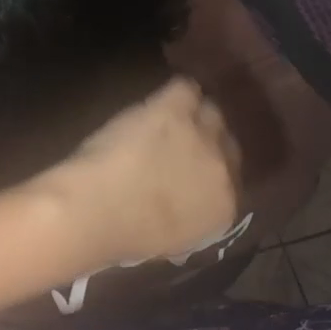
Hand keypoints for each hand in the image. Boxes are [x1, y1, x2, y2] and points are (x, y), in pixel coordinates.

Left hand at [27, 78, 239, 266]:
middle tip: (183, 142)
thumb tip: (182, 211)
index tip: (193, 170)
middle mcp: (222, 169)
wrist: (101, 207)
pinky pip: (186, 88)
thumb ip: (188, 220)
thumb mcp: (171, 240)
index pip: (230, 181)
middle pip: (226, 143)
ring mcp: (200, 135)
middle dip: (208, 142)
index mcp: (223, 208)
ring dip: (194, 115)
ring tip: (173, 118)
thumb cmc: (127, 235)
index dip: (210, 171)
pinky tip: (164, 98)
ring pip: (211, 111)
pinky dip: (178, 91)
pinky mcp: (173, 110)